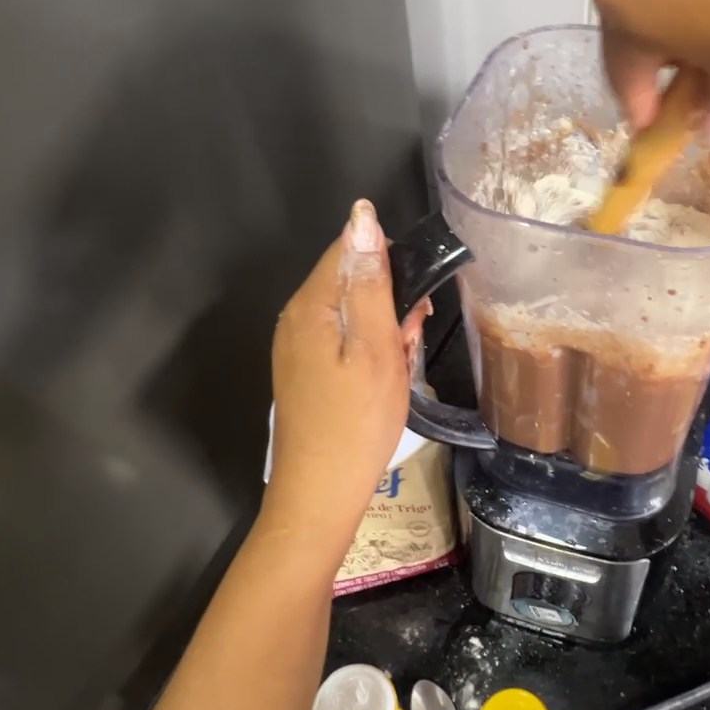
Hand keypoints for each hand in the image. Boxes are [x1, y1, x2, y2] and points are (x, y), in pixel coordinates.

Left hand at [267, 200, 429, 530]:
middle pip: (349, 280)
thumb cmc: (357, 420)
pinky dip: (370, 350)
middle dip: (389, 300)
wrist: (321, 492)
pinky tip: (384, 377)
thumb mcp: (374, 347)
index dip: (389, 264)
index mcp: (310, 305)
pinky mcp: (304, 370)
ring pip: (351, 312)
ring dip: (384, 328)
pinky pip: (343, 339)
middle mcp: (296, 318)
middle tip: (409, 342)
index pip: (348, 248)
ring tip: (400, 363)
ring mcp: (296, 346)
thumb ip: (370, 282)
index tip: (414, 304)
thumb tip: (363, 216)